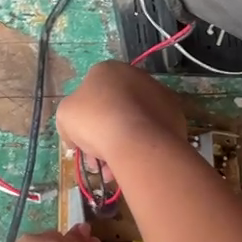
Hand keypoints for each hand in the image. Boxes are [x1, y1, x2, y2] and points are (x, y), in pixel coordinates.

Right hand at [56, 60, 186, 179]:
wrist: (137, 140)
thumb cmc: (95, 121)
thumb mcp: (65, 117)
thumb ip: (69, 119)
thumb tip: (75, 135)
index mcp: (106, 69)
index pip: (90, 93)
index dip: (84, 120)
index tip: (82, 141)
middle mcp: (134, 75)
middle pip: (113, 108)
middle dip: (103, 135)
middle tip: (98, 160)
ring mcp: (158, 93)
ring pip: (134, 121)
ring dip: (121, 143)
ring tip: (114, 171)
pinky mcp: (175, 113)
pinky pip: (152, 130)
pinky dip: (142, 145)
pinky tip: (133, 163)